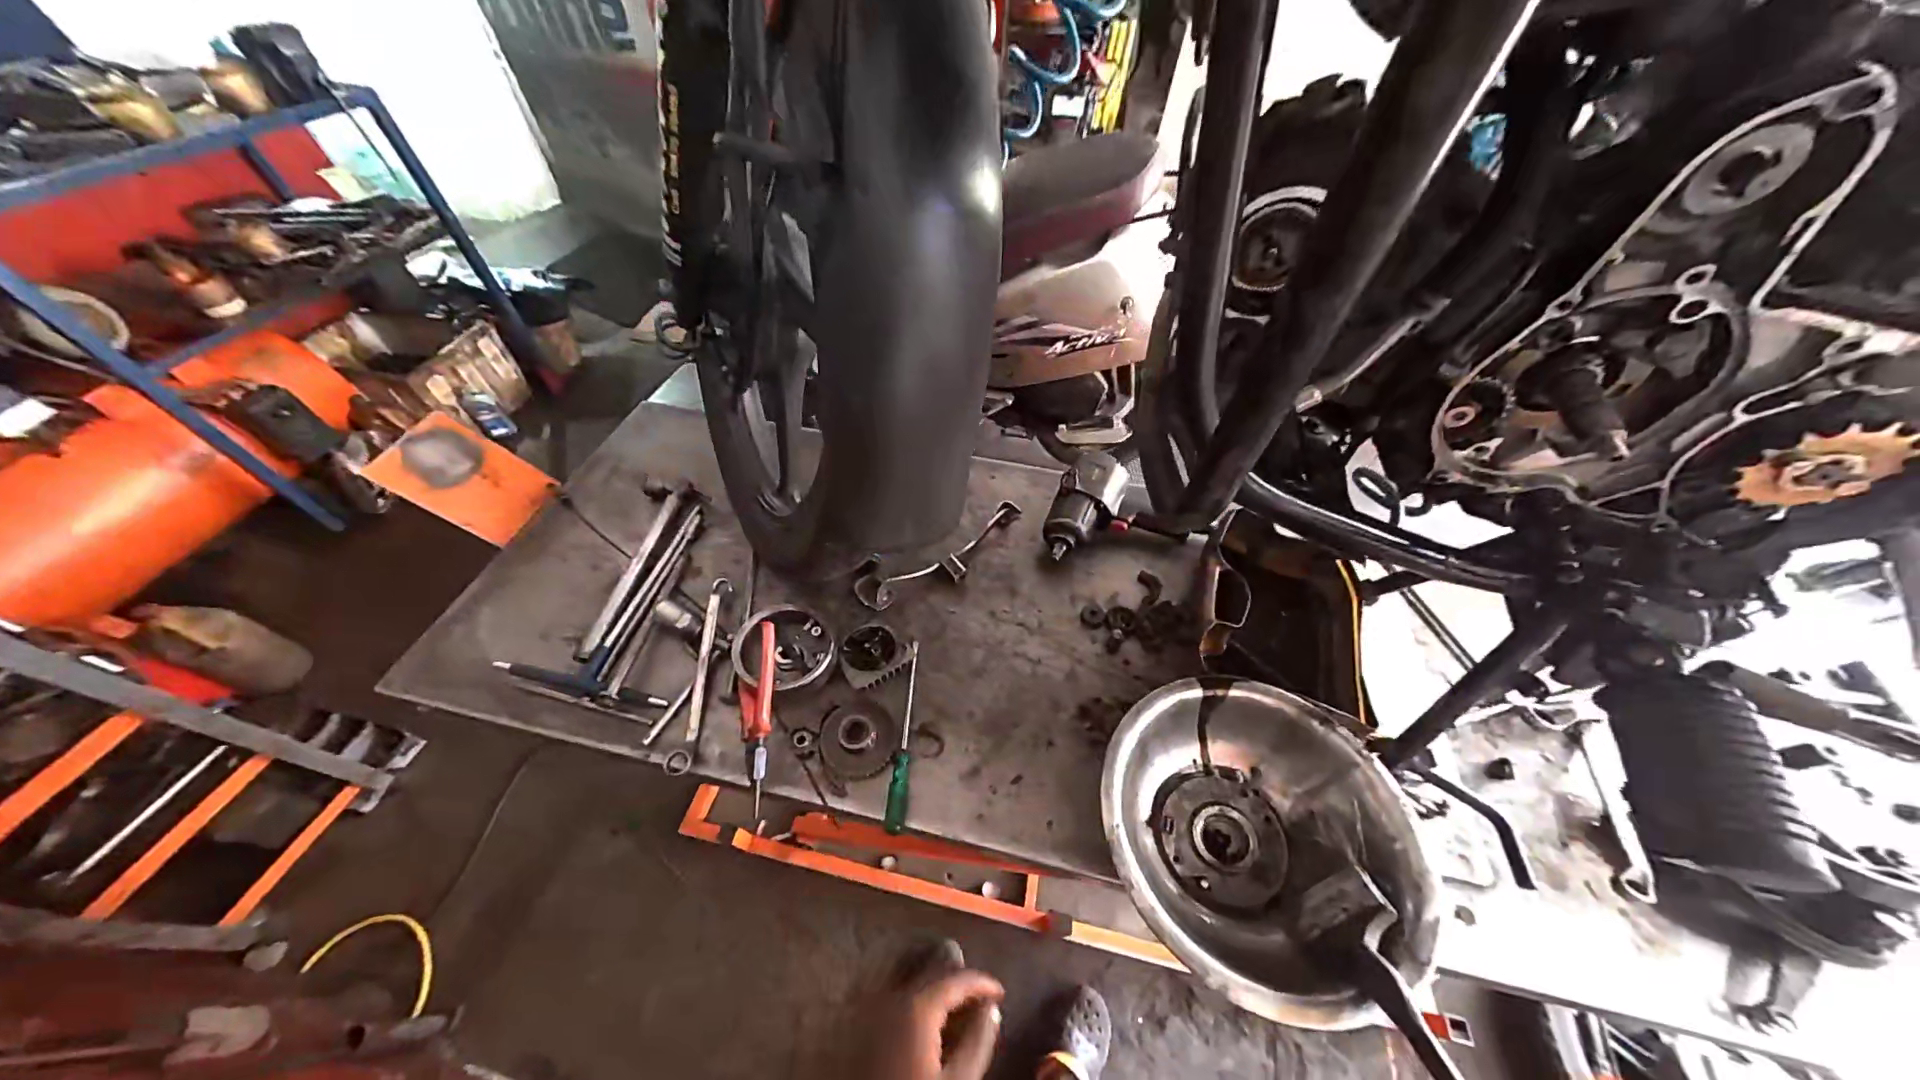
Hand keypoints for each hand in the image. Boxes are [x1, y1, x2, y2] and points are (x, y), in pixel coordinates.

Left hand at [856, 966, 1004, 1079]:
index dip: (981, 982)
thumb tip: (990, 1010)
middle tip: (976, 986)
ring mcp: (869, 1007)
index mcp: (917, 1006)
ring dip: (928, 971)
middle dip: (956, 972)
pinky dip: (906, 981)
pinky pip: (884, 985)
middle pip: (929, 967)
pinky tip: (916, 999)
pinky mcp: (857, 1023)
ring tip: (950, 986)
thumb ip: (976, 1043)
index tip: (999, 992)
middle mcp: (890, 995)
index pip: (956, 978)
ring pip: (904, 969)